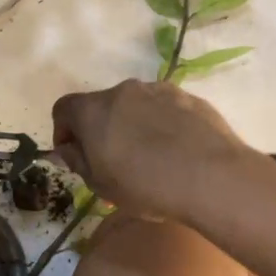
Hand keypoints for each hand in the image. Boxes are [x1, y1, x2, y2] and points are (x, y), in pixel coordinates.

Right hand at [51, 79, 261, 220]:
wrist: (213, 178)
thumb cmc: (145, 185)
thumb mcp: (99, 184)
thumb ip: (76, 161)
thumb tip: (64, 150)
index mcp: (93, 110)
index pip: (63, 109)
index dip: (62, 131)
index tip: (73, 155)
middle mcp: (123, 91)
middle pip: (101, 106)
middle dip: (100, 129)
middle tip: (111, 161)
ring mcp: (160, 91)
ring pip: (134, 106)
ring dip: (132, 126)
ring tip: (148, 158)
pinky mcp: (190, 98)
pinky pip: (164, 110)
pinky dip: (161, 125)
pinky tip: (175, 152)